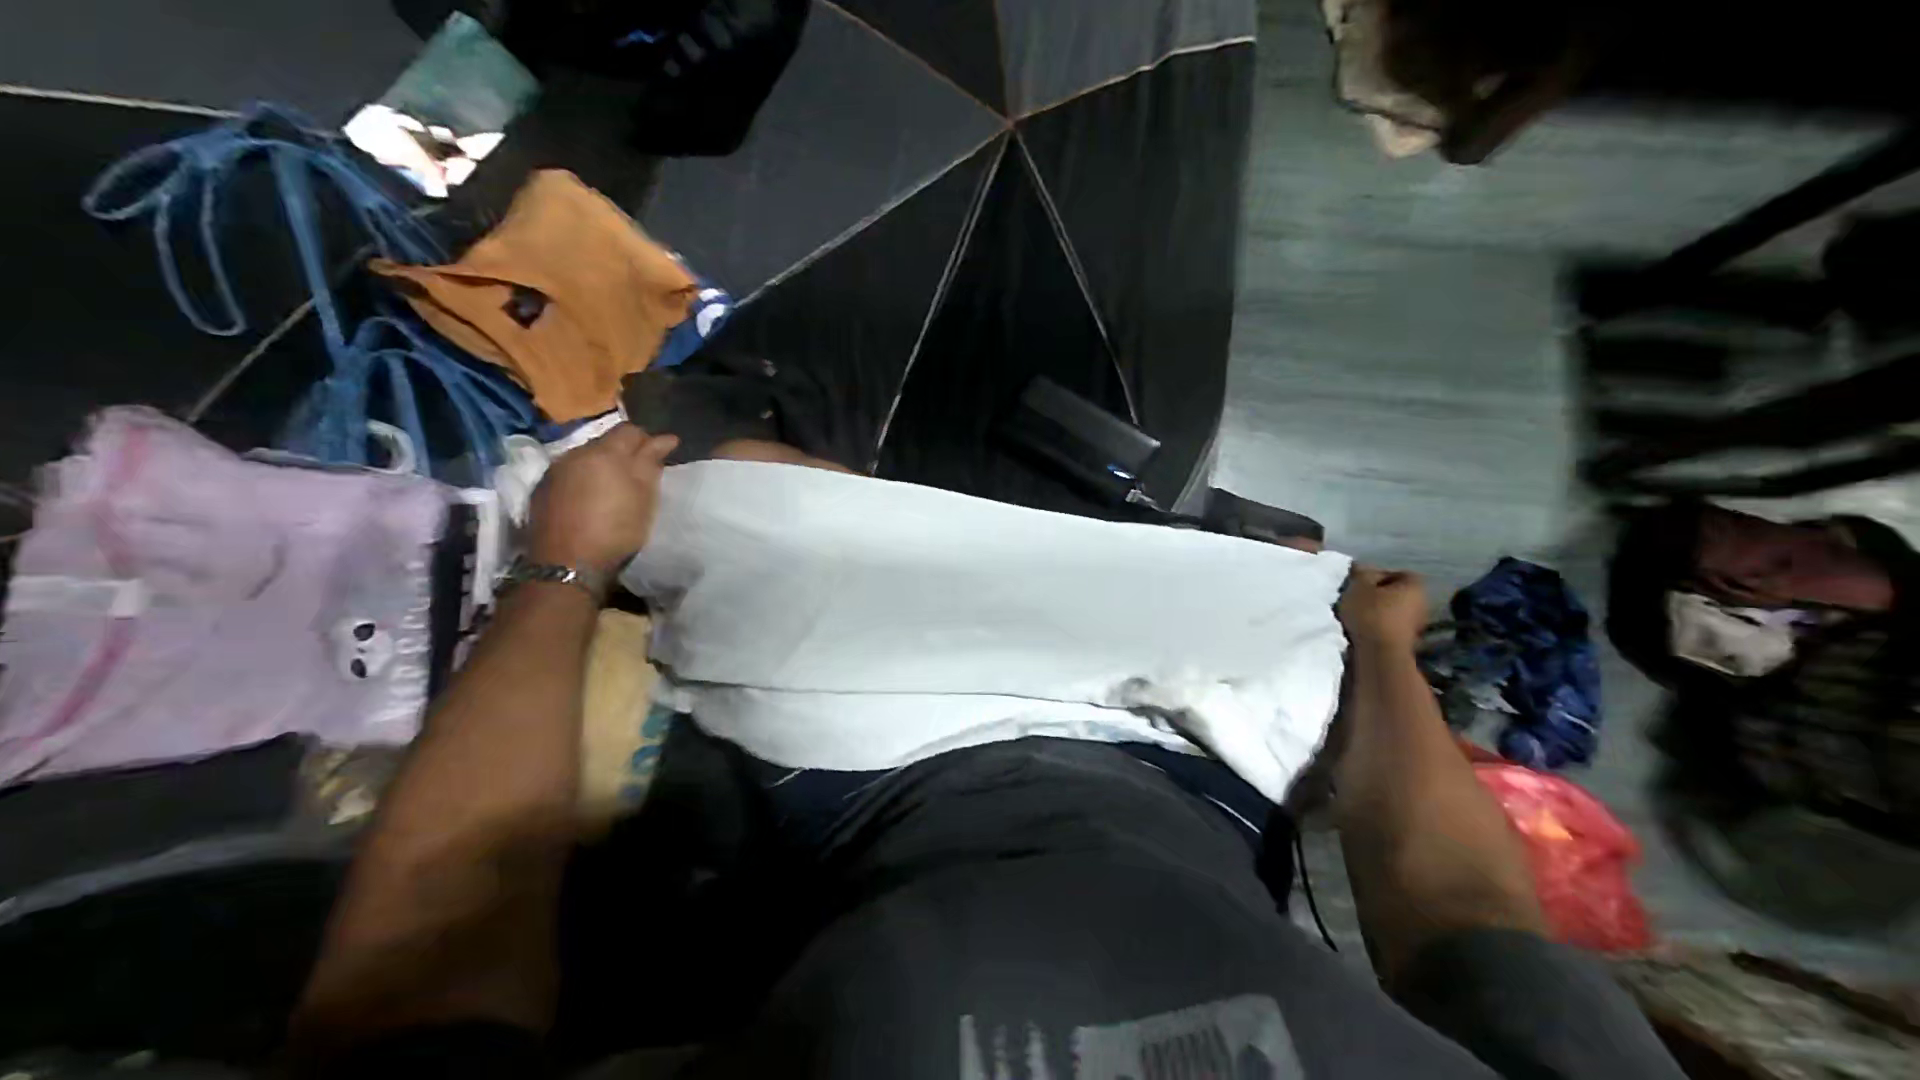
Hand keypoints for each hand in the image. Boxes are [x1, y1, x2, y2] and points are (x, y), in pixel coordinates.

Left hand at [526, 425, 678, 576]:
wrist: (567, 563)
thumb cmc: (616, 529)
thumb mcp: (645, 497)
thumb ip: (651, 463)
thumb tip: (664, 438)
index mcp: (605, 452)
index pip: (630, 430)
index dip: (649, 440)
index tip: (662, 454)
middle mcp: (575, 453)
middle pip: (605, 442)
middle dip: (624, 451)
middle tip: (640, 472)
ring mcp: (555, 471)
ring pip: (585, 457)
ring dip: (601, 465)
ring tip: (614, 485)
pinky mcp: (541, 490)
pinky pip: (569, 473)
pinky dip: (583, 479)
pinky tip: (590, 498)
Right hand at [1339, 566, 1429, 649]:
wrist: (1380, 653)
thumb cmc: (1371, 613)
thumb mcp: (1359, 586)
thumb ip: (1361, 573)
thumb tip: (1362, 566)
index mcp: (1415, 585)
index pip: (1397, 573)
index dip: (1377, 575)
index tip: (1360, 583)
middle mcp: (1423, 602)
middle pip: (1396, 592)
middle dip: (1378, 594)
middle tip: (1357, 597)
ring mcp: (1418, 623)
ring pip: (1394, 609)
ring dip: (1378, 610)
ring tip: (1358, 614)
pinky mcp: (1409, 640)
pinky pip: (1392, 625)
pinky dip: (1380, 624)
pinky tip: (1365, 628)